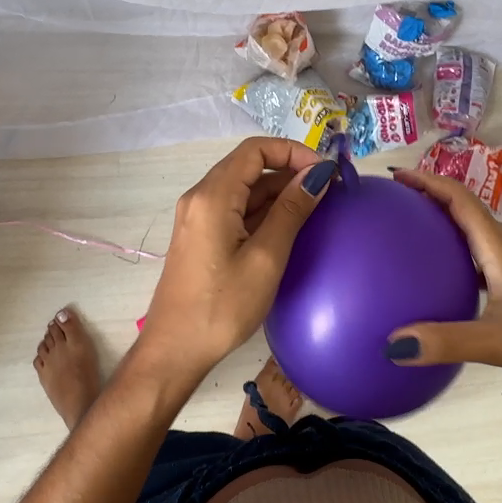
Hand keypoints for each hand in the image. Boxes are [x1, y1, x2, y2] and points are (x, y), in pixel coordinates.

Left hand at [133, 138, 335, 383]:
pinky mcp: (201, 235)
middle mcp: (201, 197)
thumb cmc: (221, 307)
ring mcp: (199, 216)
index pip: (256, 149)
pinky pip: (236, 207)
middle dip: (290, 169)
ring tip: (315, 207)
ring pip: (244, 187)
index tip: (325, 171)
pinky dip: (264, 208)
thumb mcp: (266, 258)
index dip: (294, 151)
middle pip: (250, 165)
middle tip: (327, 189)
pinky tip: (288, 225)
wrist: (174, 353)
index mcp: (213, 195)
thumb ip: (292, 210)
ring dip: (279, 190)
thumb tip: (318, 174)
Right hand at [386, 168, 501, 377]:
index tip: (396, 176)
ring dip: (440, 216)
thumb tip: (393, 344)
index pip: (458, 198)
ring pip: (470, 226)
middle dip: (427, 193)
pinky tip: (435, 269)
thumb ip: (447, 342)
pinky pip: (475, 248)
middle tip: (392, 197)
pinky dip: (452, 245)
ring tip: (406, 225)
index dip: (427, 180)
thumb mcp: (495, 343)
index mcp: (497, 245)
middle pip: (461, 205)